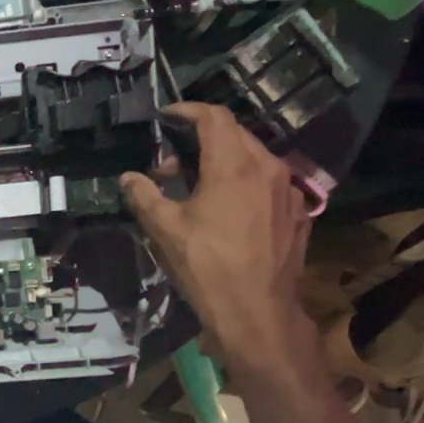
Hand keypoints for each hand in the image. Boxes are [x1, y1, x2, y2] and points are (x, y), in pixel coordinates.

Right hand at [120, 103, 313, 376]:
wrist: (257, 311)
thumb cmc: (207, 266)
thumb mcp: (165, 230)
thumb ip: (145, 196)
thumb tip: (129, 178)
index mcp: (235, 165)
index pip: (214, 118)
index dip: (188, 111)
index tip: (166, 117)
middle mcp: (267, 167)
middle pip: (234, 135)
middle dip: (199, 141)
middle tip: (168, 166)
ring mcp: (287, 190)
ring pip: (252, 159)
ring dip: (220, 163)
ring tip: (192, 189)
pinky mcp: (295, 212)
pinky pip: (265, 182)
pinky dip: (240, 182)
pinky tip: (222, 209)